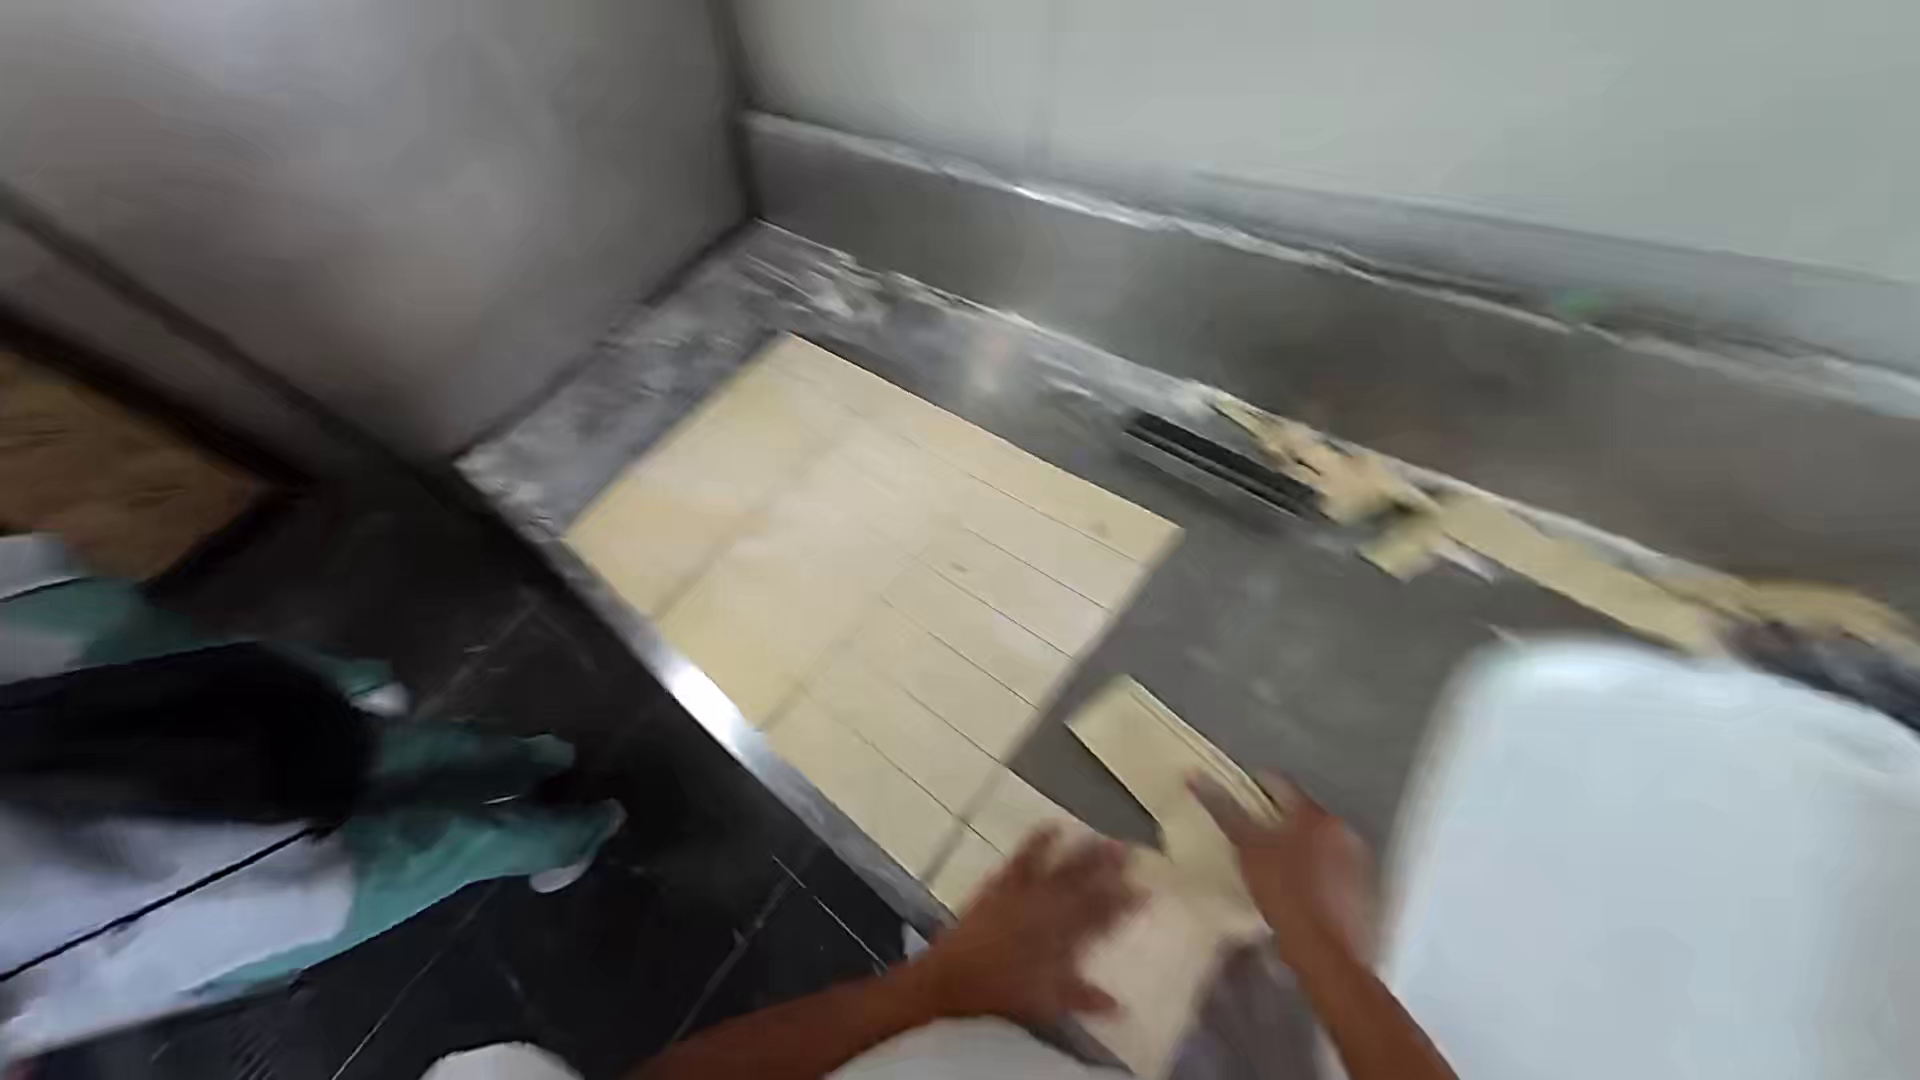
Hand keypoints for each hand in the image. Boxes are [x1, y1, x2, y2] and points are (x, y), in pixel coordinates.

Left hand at [905, 827, 1139, 1023]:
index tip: (1147, 891)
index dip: (1126, 904)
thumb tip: (1119, 1005)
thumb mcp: (1048, 1002)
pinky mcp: (1001, 881)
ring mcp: (1023, 892)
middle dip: (1111, 868)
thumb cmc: (1001, 993)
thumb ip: (1084, 997)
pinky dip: (1039, 839)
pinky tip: (1053, 823)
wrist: (951, 978)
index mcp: (1061, 940)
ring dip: (1084, 851)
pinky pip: (1024, 856)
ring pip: (1061, 868)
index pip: (1102, 918)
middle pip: (1085, 885)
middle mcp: (1046, 911)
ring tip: (1104, 835)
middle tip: (1132, 850)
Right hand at [1190, 771, 1374, 966]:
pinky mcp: (1364, 890)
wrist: (1327, 958)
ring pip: (1314, 837)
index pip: (1275, 781)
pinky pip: (1330, 863)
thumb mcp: (1245, 847)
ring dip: (1292, 842)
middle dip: (1272, 817)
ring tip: (1267, 861)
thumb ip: (1222, 809)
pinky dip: (1311, 866)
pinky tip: (1293, 885)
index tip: (1230, 799)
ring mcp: (1358, 860)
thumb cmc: (1283, 895)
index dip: (1247, 787)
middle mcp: (1342, 829)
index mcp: (1314, 813)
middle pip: (1296, 809)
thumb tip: (1194, 776)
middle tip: (1247, 833)